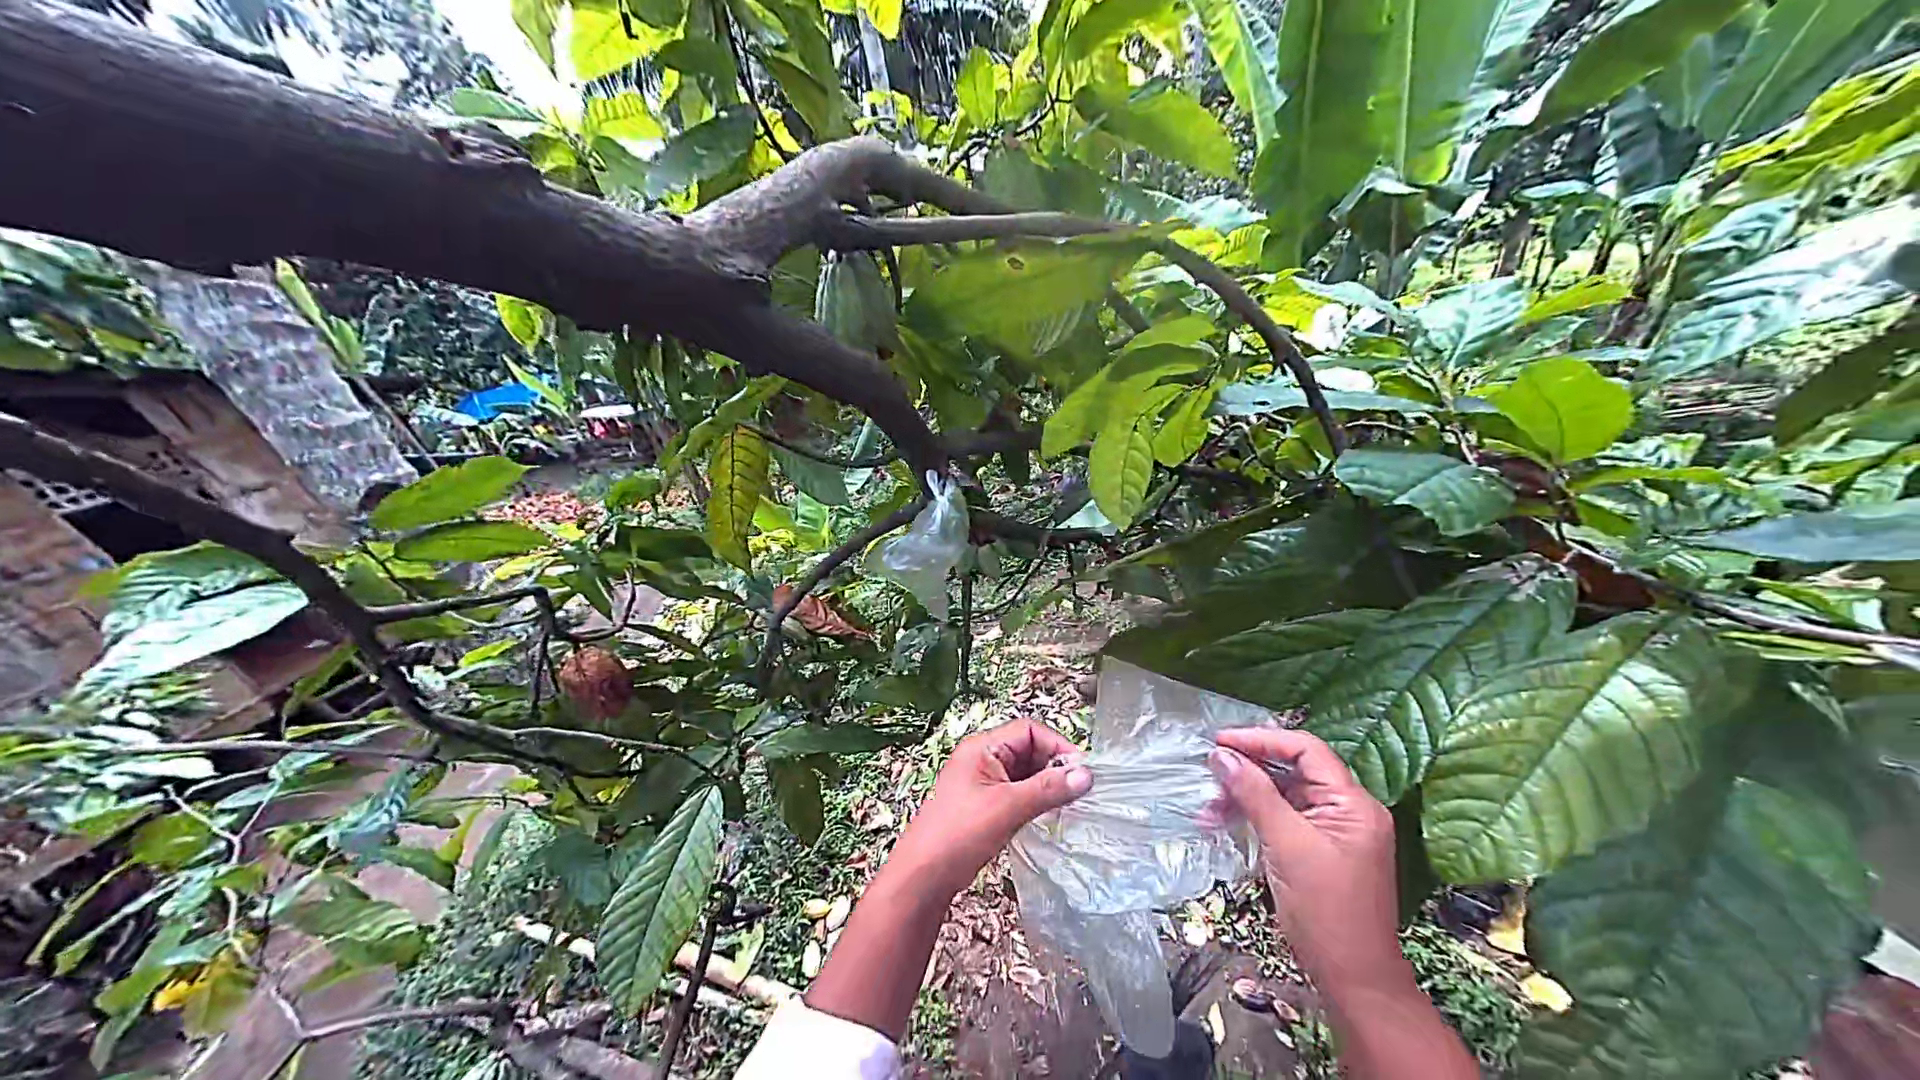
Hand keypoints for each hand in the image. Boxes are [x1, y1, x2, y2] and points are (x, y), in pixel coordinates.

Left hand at [888, 718, 1093, 898]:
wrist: (923, 875)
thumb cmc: (959, 833)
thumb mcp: (1008, 807)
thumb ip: (1047, 789)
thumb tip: (1085, 775)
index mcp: (982, 747)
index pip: (1029, 730)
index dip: (1057, 745)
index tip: (1082, 770)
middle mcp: (983, 758)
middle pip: (1029, 749)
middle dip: (1054, 765)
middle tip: (1079, 789)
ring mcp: (983, 782)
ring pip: (1025, 772)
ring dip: (1047, 783)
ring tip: (1069, 803)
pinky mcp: (986, 804)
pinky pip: (1018, 791)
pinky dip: (1036, 798)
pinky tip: (1050, 814)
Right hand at [1209, 728, 1409, 997]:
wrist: (1352, 979)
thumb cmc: (1326, 911)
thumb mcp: (1286, 845)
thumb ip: (1254, 794)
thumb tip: (1222, 755)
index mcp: (1353, 803)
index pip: (1306, 750)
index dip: (1261, 739)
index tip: (1221, 740)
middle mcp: (1347, 810)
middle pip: (1291, 770)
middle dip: (1248, 768)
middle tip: (1210, 769)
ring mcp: (1332, 830)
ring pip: (1281, 794)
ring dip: (1244, 795)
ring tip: (1208, 806)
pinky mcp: (1316, 848)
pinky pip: (1281, 817)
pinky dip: (1252, 815)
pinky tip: (1222, 820)